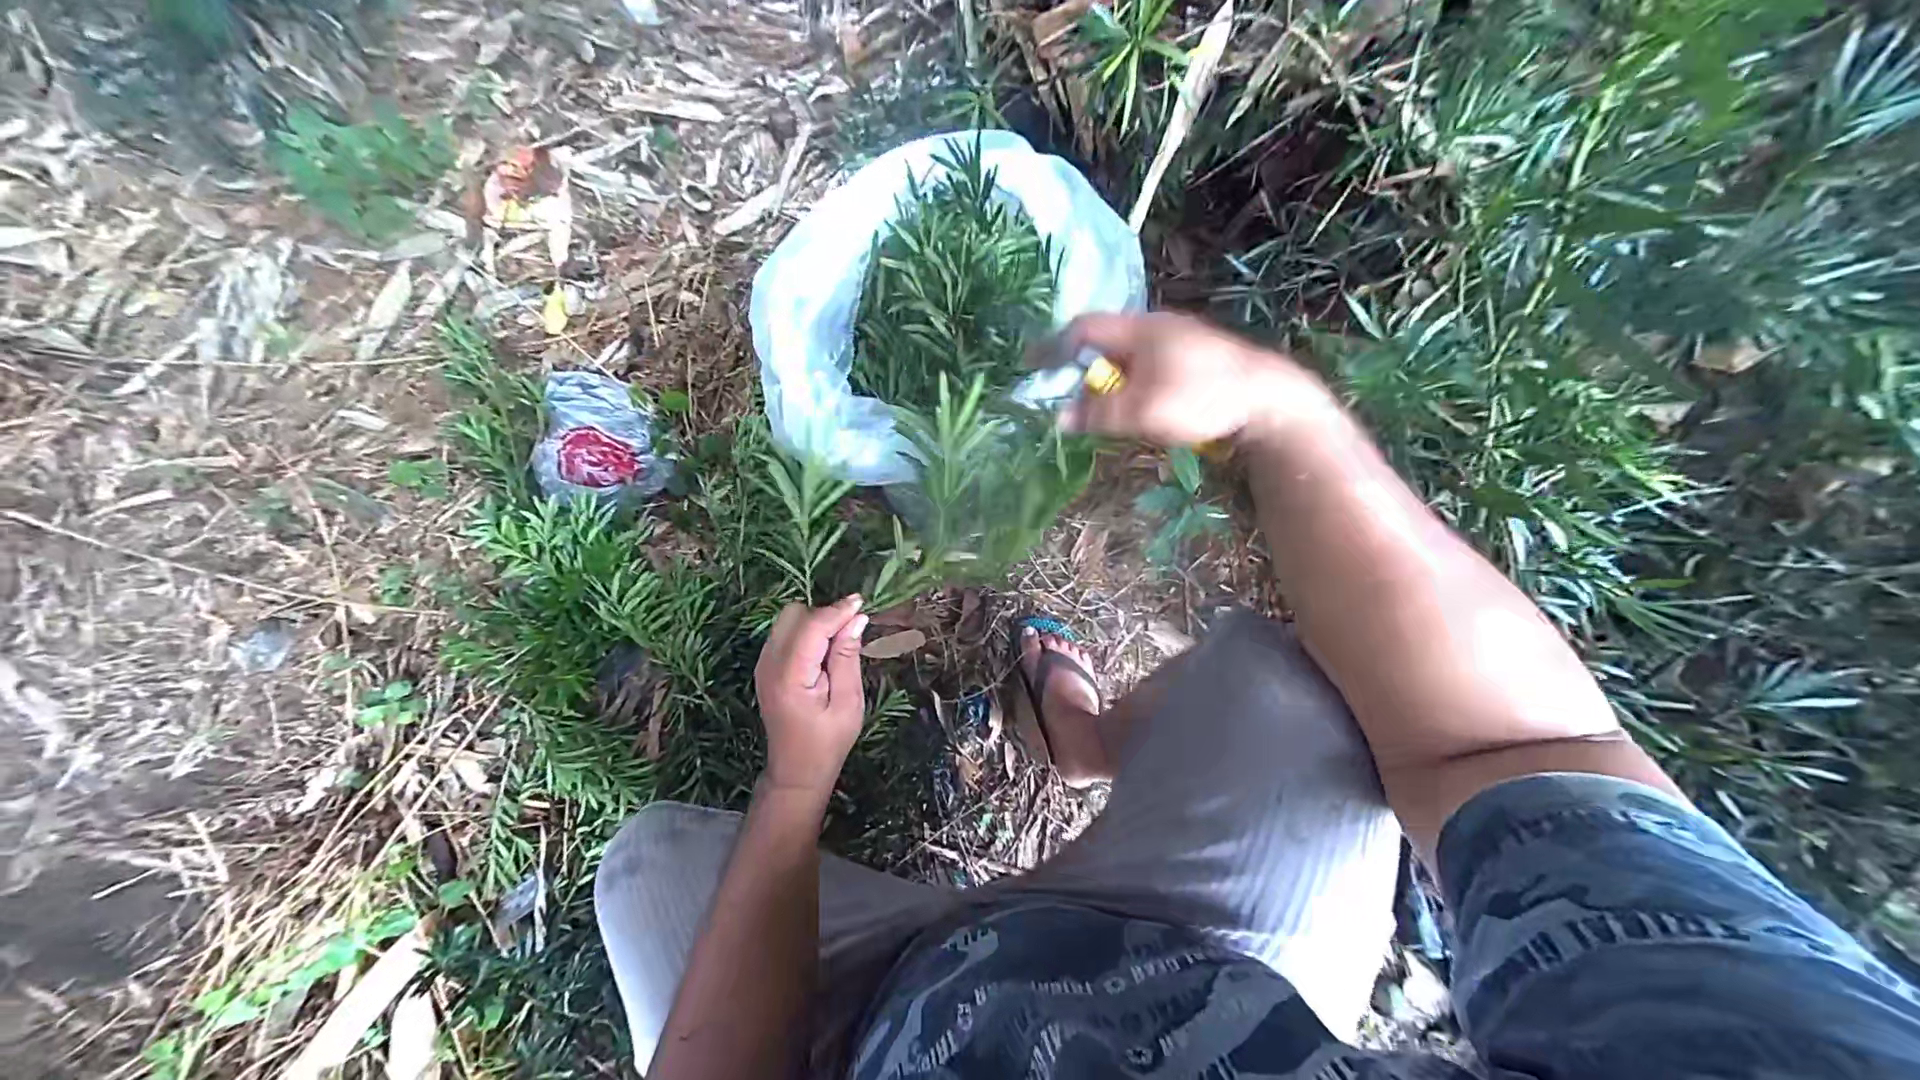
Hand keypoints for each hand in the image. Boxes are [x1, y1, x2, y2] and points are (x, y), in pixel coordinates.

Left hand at [753, 595, 869, 795]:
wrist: (796, 770)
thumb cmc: (828, 742)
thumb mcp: (848, 702)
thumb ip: (847, 657)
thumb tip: (856, 619)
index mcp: (790, 676)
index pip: (812, 626)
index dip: (837, 611)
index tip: (862, 603)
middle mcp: (769, 664)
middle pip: (794, 614)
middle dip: (824, 615)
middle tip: (851, 630)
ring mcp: (763, 664)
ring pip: (788, 619)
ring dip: (815, 621)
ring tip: (839, 643)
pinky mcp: (765, 666)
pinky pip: (785, 632)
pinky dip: (806, 631)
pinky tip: (824, 652)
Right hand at [1054, 312, 1338, 447]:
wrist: (1270, 400)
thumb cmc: (1201, 398)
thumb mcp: (1141, 411)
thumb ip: (1097, 413)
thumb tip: (1059, 417)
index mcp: (1140, 329)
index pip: (1083, 328)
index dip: (1054, 346)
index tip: (1032, 364)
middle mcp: (1158, 326)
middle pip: (1105, 341)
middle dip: (1083, 367)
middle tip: (1069, 394)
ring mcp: (1180, 340)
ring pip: (1129, 355)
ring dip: (1110, 378)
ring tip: (1105, 406)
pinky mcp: (1196, 357)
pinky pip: (1149, 365)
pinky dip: (1132, 382)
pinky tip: (1140, 404)